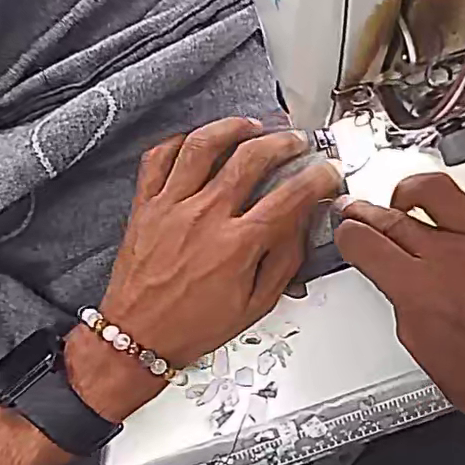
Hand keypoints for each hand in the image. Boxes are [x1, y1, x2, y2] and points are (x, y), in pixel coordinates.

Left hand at [65, 116, 342, 421]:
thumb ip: (284, 261)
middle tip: (296, 142)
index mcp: (236, 245)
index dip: (318, 178)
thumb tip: (301, 226)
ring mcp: (171, 206)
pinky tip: (198, 141)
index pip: (290, 195)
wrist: (138, 337)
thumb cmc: (191, 326)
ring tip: (252, 126)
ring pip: (205, 145)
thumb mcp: (255, 305)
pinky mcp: (146, 205)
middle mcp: (204, 218)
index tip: (326, 174)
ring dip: (234, 127)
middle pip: (252, 157)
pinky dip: (181, 141)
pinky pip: (159, 157)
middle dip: (284, 142)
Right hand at [333, 170, 464, 440]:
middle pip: (392, 215)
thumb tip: (386, 270)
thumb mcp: (417, 343)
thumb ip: (399, 296)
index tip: (347, 232)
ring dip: (412, 192)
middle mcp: (455, 258)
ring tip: (410, 200)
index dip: (347, 233)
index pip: (364, 241)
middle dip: (366, 213)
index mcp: (420, 291)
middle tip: (361, 212)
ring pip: (437, 189)